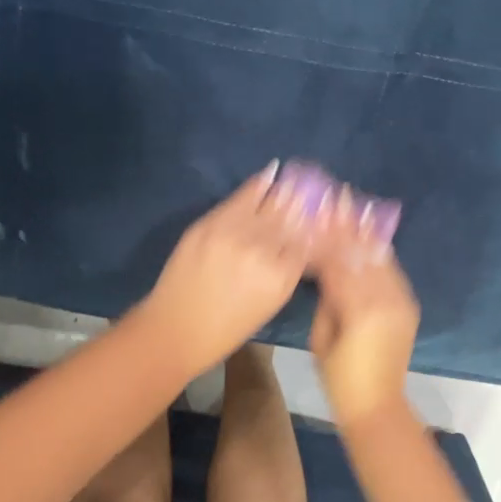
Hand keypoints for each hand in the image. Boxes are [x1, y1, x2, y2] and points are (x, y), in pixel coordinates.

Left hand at [139, 161, 314, 369]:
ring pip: (269, 204)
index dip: (316, 225)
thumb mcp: (269, 305)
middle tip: (314, 188)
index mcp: (282, 277)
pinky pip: (242, 198)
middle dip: (303, 203)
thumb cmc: (226, 329)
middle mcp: (264, 251)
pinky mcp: (211, 224)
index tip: (324, 213)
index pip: (308, 241)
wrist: (176, 329)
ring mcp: (236, 233)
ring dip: (285, 191)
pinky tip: (271, 172)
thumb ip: (287, 272)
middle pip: (292, 218)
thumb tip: (300, 243)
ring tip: (295, 178)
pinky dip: (259, 184)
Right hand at [310, 217, 419, 426]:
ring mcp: (400, 301)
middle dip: (346, 224)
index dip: (324, 235)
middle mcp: (384, 298)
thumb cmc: (338, 378)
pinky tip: (366, 236)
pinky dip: (376, 252)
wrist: (377, 404)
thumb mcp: (321, 337)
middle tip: (335, 197)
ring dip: (363, 232)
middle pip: (362, 252)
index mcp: (358, 309)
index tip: (313, 211)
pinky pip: (391, 271)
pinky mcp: (408, 305)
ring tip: (350, 207)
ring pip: (379, 257)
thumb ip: (327, 299)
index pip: (338, 261)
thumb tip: (327, 270)